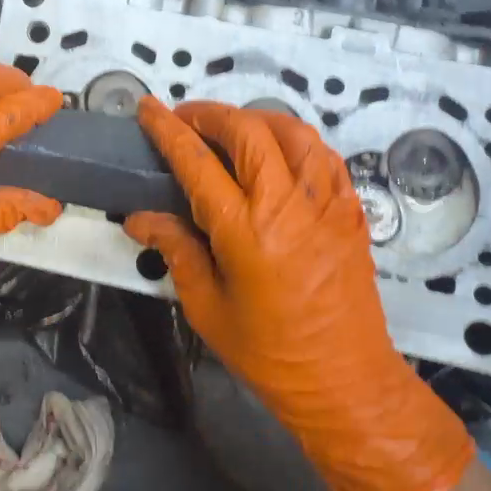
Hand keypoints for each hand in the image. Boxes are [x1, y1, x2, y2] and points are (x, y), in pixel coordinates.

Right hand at [127, 97, 476, 490]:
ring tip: (231, 129)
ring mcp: (325, 203)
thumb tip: (140, 219)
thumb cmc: (268, 352)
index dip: (167, 128)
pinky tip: (278, 151)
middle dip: (210, 114)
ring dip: (255, 118)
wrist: (345, 382)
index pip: (196, 161)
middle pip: (247, 130)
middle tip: (186, 120)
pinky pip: (324, 154)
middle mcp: (287, 204)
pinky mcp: (350, 210)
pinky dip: (295, 140)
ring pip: (292, 131)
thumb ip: (175, 250)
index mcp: (245, 230)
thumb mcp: (206, 307)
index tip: (148, 108)